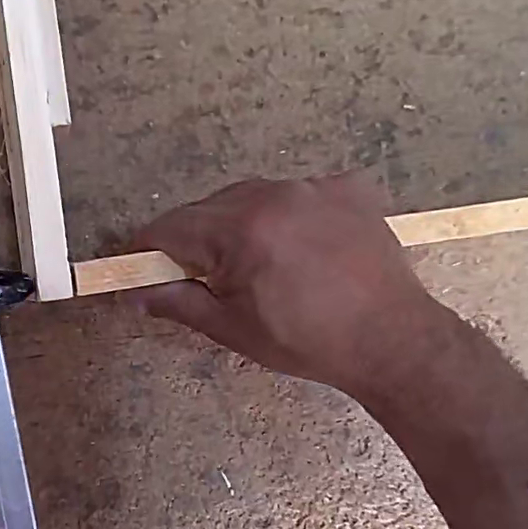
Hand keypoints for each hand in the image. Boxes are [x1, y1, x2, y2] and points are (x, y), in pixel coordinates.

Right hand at [125, 174, 453, 396]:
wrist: (395, 341)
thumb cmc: (303, 340)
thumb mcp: (227, 326)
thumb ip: (174, 301)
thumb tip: (131, 293)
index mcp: (240, 230)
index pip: (167, 227)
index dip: (145, 248)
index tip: (137, 266)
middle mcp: (273, 195)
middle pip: (203, 208)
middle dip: (189, 239)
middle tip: (197, 276)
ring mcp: (313, 187)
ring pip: (244, 197)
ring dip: (231, 224)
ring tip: (248, 262)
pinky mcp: (347, 188)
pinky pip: (290, 193)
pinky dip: (278, 214)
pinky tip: (291, 245)